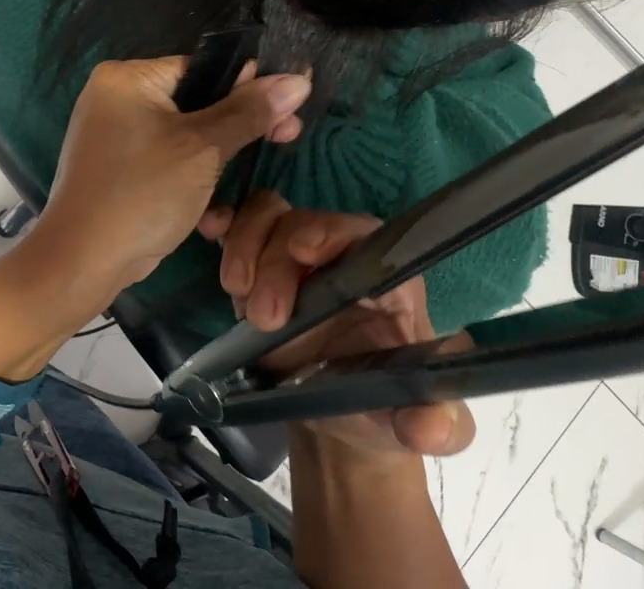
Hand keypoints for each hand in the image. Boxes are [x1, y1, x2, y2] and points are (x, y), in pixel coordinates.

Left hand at [38, 58, 309, 292]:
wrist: (85, 256)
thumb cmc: (144, 192)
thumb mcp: (203, 148)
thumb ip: (249, 112)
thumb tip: (297, 80)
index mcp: (125, 77)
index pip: (201, 67)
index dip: (248, 88)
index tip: (289, 112)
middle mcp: (112, 96)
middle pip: (192, 98)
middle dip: (238, 121)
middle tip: (287, 137)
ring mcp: (109, 132)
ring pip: (181, 131)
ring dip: (217, 150)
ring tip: (252, 167)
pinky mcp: (114, 165)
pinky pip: (163, 154)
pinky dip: (190, 168)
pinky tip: (218, 189)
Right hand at [201, 198, 473, 458]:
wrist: (334, 418)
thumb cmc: (381, 408)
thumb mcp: (415, 427)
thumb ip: (433, 427)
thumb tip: (430, 428)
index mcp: (386, 283)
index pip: (363, 236)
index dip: (331, 232)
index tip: (303, 251)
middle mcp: (340, 258)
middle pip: (303, 224)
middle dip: (275, 263)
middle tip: (263, 317)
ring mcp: (294, 257)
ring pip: (267, 216)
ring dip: (245, 246)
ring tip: (237, 293)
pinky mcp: (258, 262)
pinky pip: (238, 223)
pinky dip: (224, 221)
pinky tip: (211, 230)